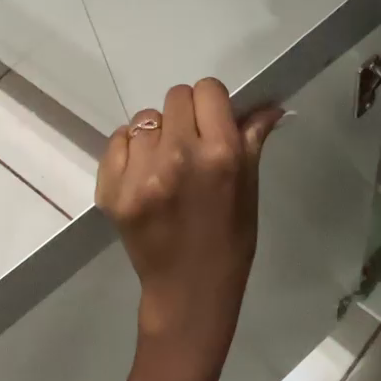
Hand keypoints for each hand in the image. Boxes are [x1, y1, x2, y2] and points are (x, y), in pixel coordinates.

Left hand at [96, 79, 281, 380]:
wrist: (190, 290)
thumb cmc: (229, 239)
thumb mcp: (249, 187)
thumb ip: (252, 138)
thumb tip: (269, 103)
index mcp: (221, 154)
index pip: (208, 90)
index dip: (212, 105)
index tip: (213, 125)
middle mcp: (178, 156)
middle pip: (175, 98)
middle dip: (186, 117)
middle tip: (190, 146)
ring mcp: (140, 175)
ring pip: (144, 119)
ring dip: (156, 135)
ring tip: (165, 166)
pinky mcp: (111, 191)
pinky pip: (117, 141)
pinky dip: (129, 152)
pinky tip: (143, 177)